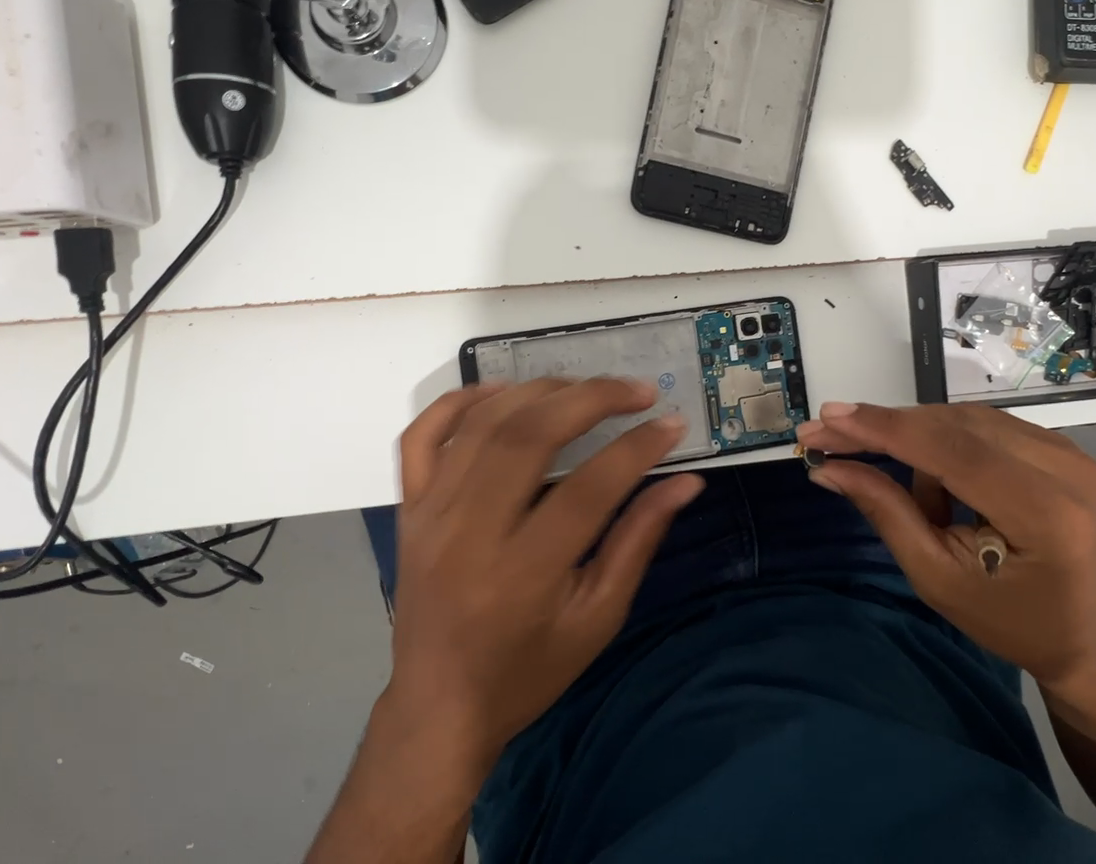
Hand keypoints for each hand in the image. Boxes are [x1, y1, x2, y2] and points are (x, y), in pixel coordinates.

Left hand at [384, 378, 705, 767]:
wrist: (439, 707)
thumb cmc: (529, 670)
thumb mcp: (598, 618)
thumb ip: (638, 541)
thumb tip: (685, 482)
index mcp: (524, 573)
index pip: (589, 487)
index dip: (637, 447)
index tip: (672, 424)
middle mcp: (470, 535)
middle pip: (529, 436)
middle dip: (592, 399)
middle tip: (638, 391)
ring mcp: (431, 516)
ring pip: (483, 425)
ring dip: (540, 391)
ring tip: (586, 387)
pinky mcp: (409, 510)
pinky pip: (422, 437)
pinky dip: (459, 402)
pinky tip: (502, 391)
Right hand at [796, 402, 1095, 688]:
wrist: (1080, 632)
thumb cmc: (1008, 620)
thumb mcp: (937, 578)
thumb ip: (887, 513)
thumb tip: (827, 468)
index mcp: (1045, 513)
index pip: (954, 451)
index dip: (886, 430)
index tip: (826, 419)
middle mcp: (1064, 468)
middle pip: (954, 426)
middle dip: (885, 429)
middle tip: (825, 439)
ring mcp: (1066, 450)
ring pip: (962, 420)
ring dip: (914, 442)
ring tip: (912, 499)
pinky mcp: (1058, 444)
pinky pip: (980, 426)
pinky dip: (942, 446)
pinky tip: (939, 491)